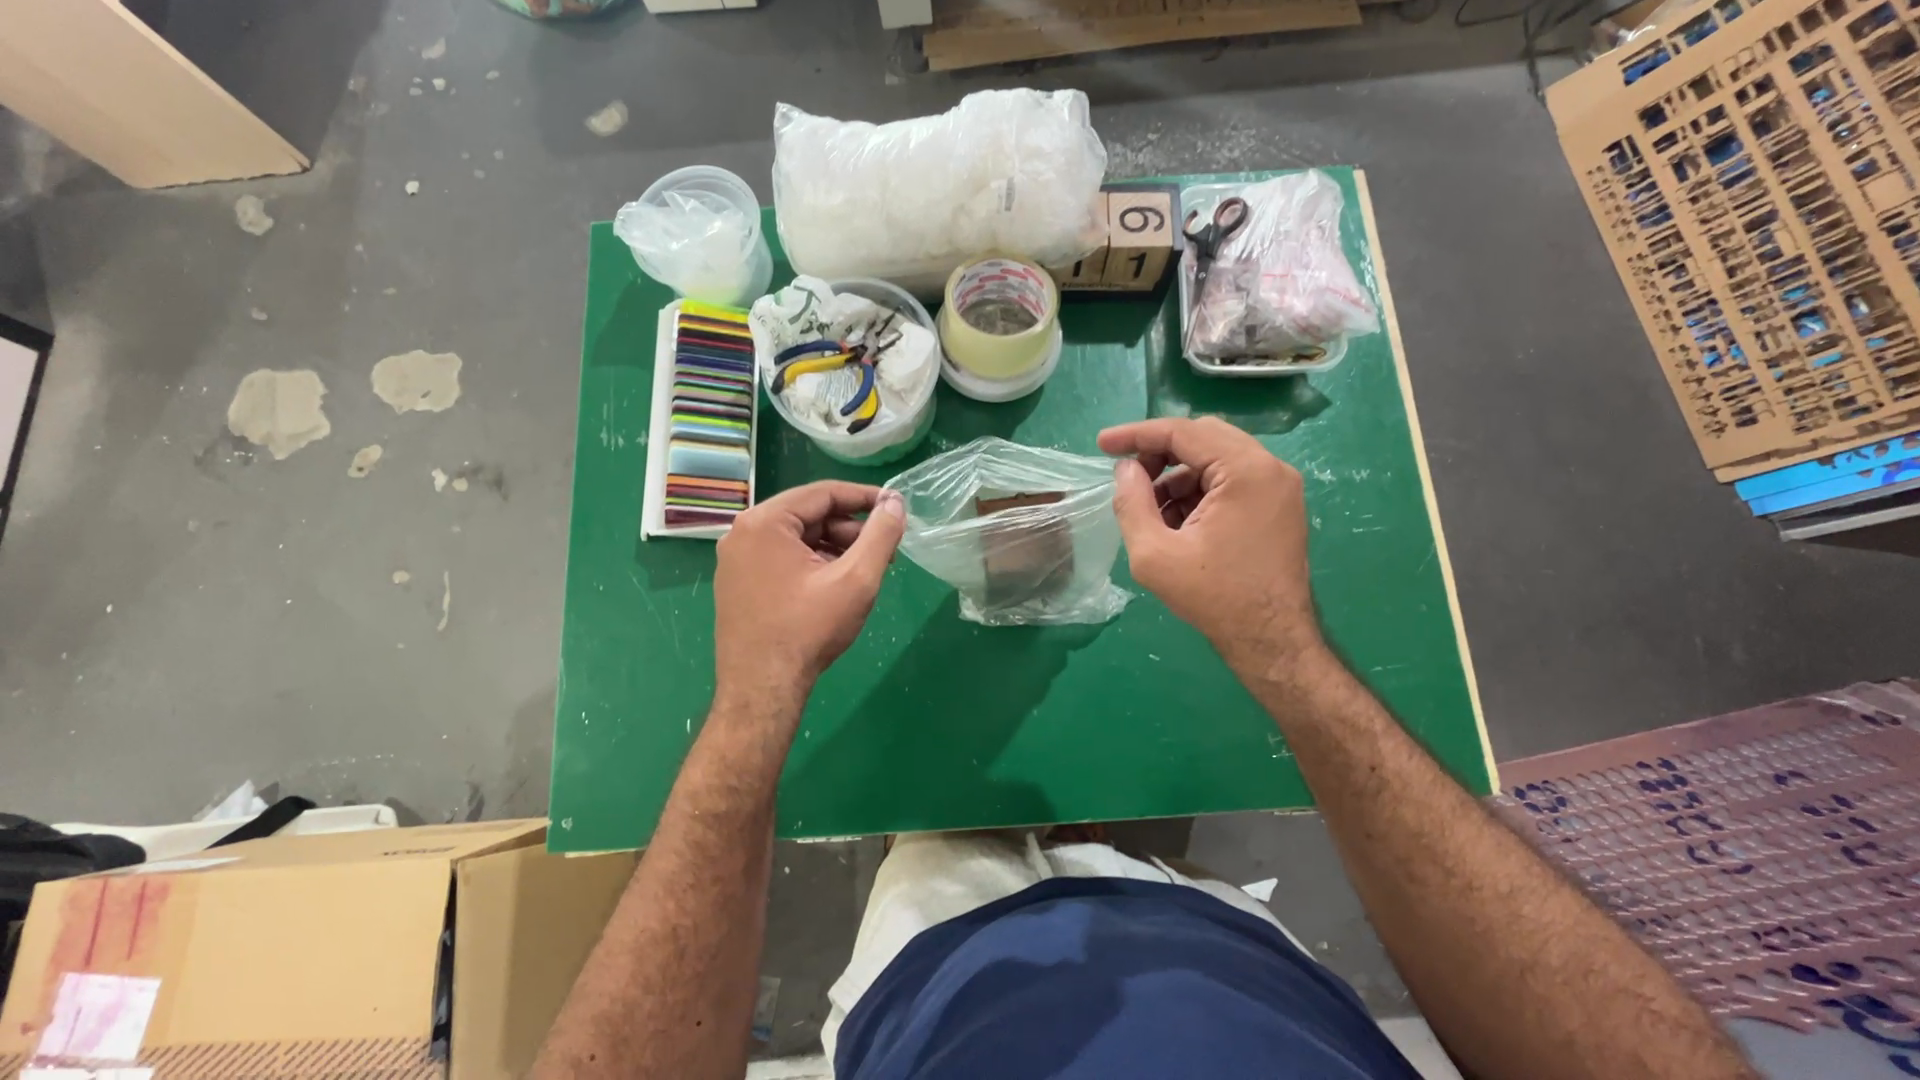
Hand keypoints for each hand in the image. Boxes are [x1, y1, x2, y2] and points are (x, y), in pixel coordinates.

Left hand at [713, 481, 905, 704]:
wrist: (762, 688)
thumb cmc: (809, 630)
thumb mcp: (856, 579)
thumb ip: (880, 535)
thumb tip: (896, 502)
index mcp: (764, 522)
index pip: (823, 493)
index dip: (864, 498)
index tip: (895, 507)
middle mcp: (742, 533)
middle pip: (808, 515)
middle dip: (850, 530)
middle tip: (885, 552)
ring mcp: (735, 560)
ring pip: (796, 539)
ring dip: (834, 548)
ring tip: (866, 572)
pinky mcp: (737, 583)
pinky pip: (782, 558)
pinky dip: (813, 564)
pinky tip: (837, 586)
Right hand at [1098, 417, 1322, 671]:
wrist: (1272, 640)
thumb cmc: (1214, 598)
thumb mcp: (1154, 554)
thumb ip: (1132, 504)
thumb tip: (1125, 470)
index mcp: (1245, 471)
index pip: (1183, 432)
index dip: (1137, 434)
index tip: (1103, 444)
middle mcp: (1270, 468)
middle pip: (1204, 438)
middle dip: (1159, 453)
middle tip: (1128, 478)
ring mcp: (1280, 486)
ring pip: (1218, 459)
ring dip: (1179, 476)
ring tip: (1152, 513)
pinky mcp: (1280, 505)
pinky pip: (1233, 480)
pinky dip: (1201, 491)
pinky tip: (1178, 523)